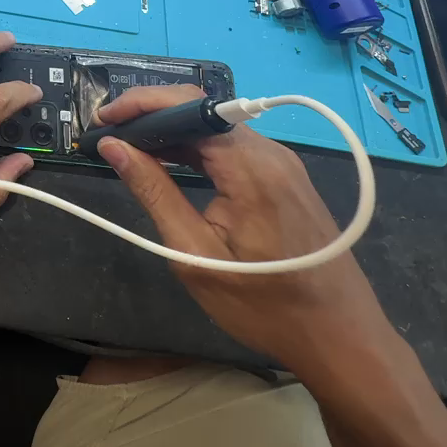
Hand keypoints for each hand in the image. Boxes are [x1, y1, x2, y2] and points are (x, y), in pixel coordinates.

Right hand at [95, 84, 395, 369]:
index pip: (187, 106)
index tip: (102, 121)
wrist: (344, 342)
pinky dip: (194, 147)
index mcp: (251, 166)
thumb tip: (113, 147)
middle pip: (200, 110)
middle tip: (109, 135)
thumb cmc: (264, 305)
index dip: (139, 104)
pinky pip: (231, 146)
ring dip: (170, 132)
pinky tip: (169, 163)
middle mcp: (270, 152)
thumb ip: (153, 192)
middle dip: (149, 115)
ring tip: (129, 148)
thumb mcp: (194, 254)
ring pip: (214, 127)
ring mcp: (282, 164)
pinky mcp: (285, 178)